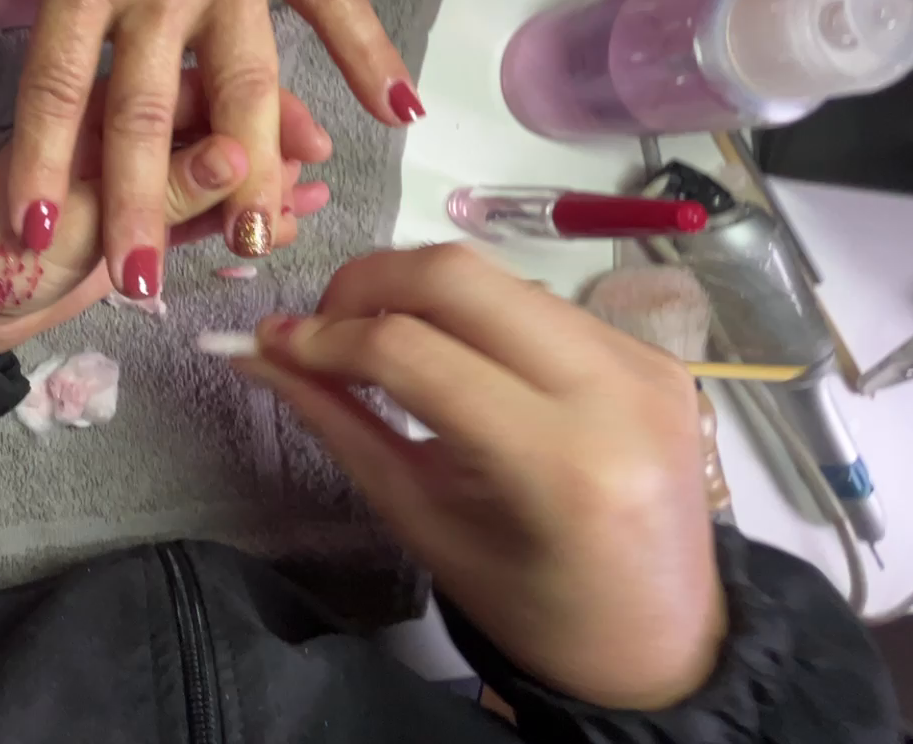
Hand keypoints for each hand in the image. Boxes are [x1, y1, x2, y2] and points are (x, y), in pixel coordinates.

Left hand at [0, 70, 329, 357]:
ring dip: (256, 181)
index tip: (296, 135)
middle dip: (263, 141)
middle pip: (205, 121)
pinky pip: (190, 211)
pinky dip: (231, 216)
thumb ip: (152, 186)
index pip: (178, 93)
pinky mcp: (129, 216)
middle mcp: (114, 127)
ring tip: (310, 196)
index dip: (241, 114)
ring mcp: (123, 173)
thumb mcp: (70, 213)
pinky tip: (284, 220)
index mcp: (90, 105)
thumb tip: (234, 155)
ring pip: (204, 167)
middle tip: (315, 156)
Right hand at [235, 246, 725, 709]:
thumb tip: (254, 353)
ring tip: (369, 339)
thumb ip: (330, 416)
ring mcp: (639, 361)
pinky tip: (435, 350)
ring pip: (484, 272)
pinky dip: (453, 307)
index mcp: (555, 462)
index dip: (321, 337)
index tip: (270, 344)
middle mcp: (611, 392)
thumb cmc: (517, 594)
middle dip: (360, 284)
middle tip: (321, 327)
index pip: (407, 350)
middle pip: (451, 275)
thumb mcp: (408, 509)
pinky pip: (520, 294)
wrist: (659, 638)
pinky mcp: (644, 350)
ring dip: (404, 291)